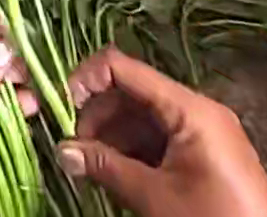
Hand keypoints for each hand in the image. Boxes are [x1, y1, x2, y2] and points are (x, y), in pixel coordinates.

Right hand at [59, 47, 266, 216]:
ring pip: (141, 116)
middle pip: (130, 91)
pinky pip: (158, 138)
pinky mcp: (205, 155)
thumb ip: (105, 168)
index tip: (60, 107)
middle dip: (97, 115)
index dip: (86, 79)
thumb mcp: (156, 199)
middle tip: (74, 149)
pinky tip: (114, 173)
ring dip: (111, 136)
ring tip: (89, 166)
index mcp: (187, 106)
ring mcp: (202, 131)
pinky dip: (132, 151)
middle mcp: (195, 108)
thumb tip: (60, 151)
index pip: (122, 67)